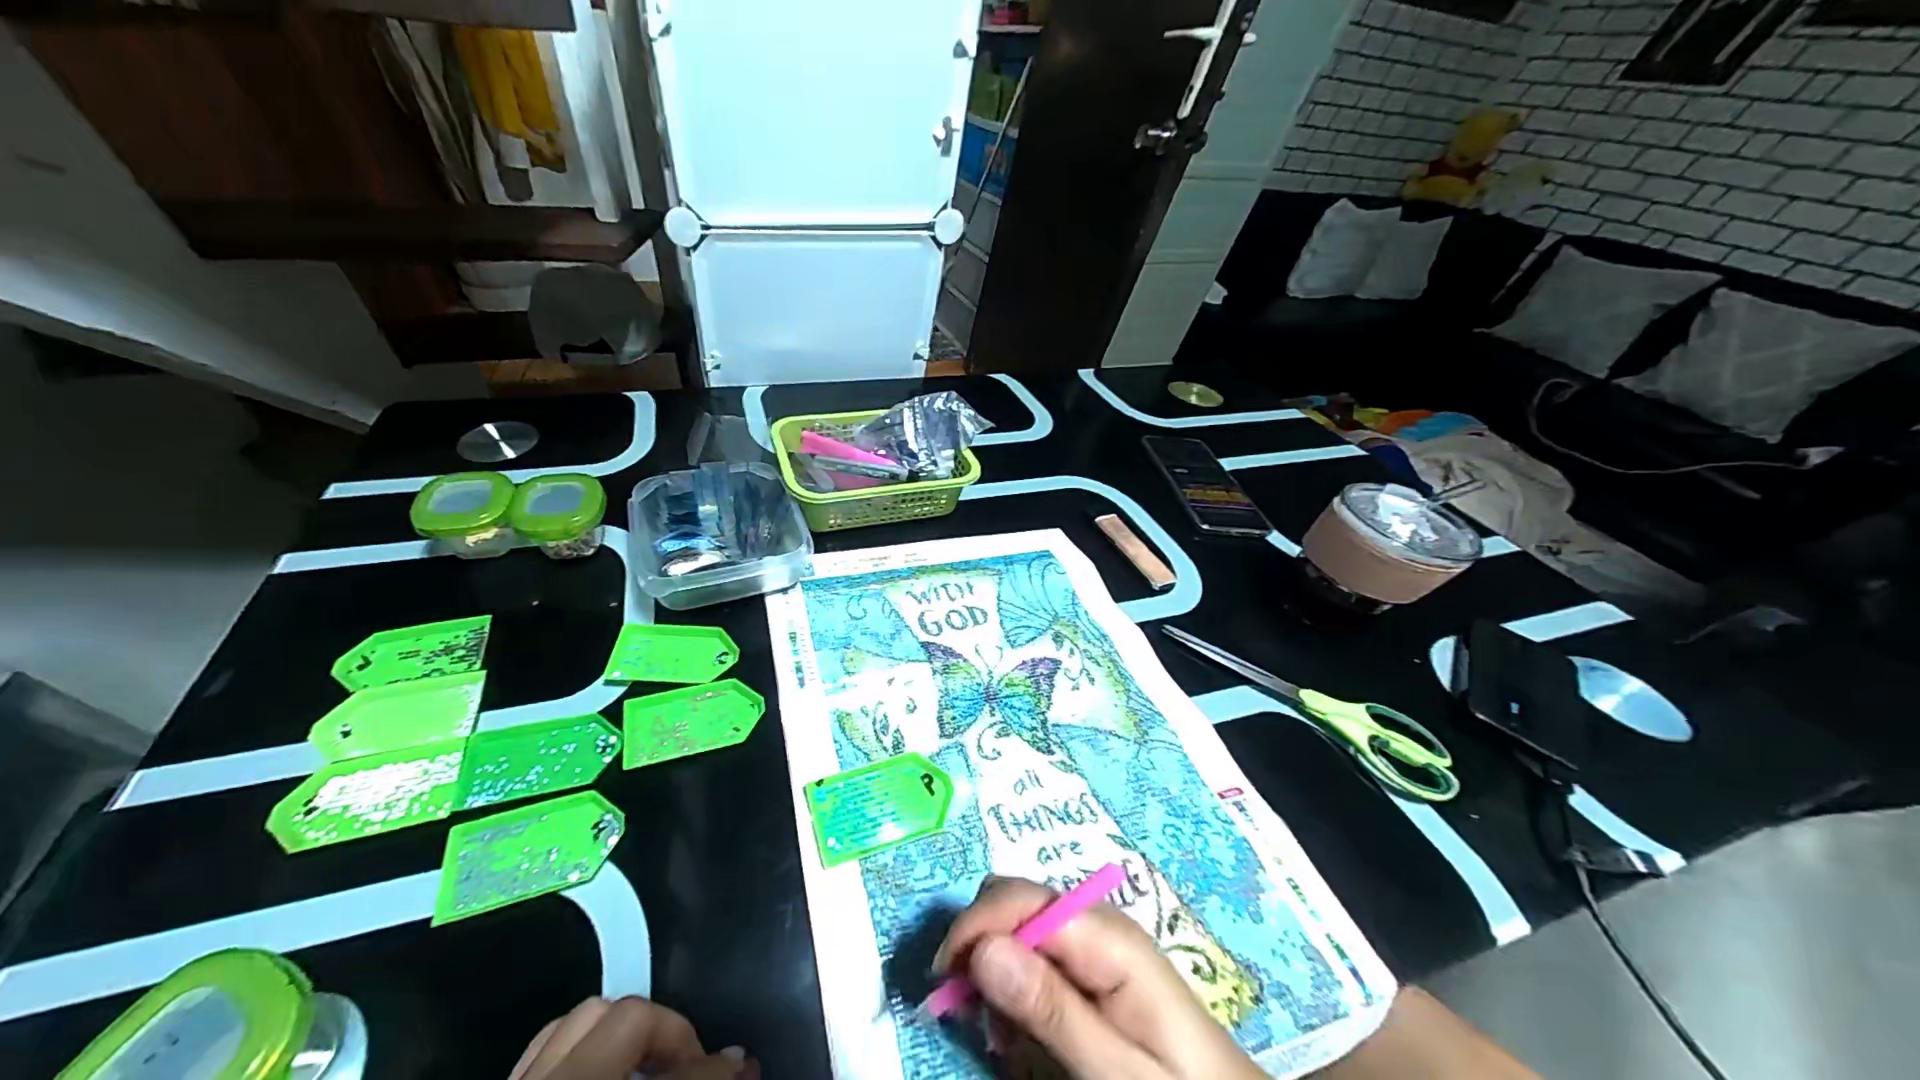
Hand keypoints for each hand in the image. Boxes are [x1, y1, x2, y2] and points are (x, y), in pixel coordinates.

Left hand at [508, 996, 758, 1079]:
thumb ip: (693, 1079)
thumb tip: (737, 1064)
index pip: (673, 1065)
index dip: (715, 1064)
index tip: (743, 1065)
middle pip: (625, 1017)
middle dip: (670, 1033)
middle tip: (696, 1064)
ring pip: (580, 1019)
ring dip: (626, 1032)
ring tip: (653, 1063)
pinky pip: (545, 1044)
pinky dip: (581, 1045)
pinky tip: (605, 1068)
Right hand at [933, 876, 1264, 1079]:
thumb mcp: (1115, 1070)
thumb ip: (1050, 1008)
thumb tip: (984, 946)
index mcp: (1105, 935)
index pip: (1018, 898)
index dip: (973, 931)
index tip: (946, 987)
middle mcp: (1097, 922)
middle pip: (1014, 901)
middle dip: (980, 945)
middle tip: (972, 1014)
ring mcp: (1097, 939)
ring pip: (1019, 925)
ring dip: (995, 970)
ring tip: (1001, 1036)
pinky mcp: (1096, 961)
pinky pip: (1038, 953)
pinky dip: (1015, 985)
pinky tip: (1024, 1031)